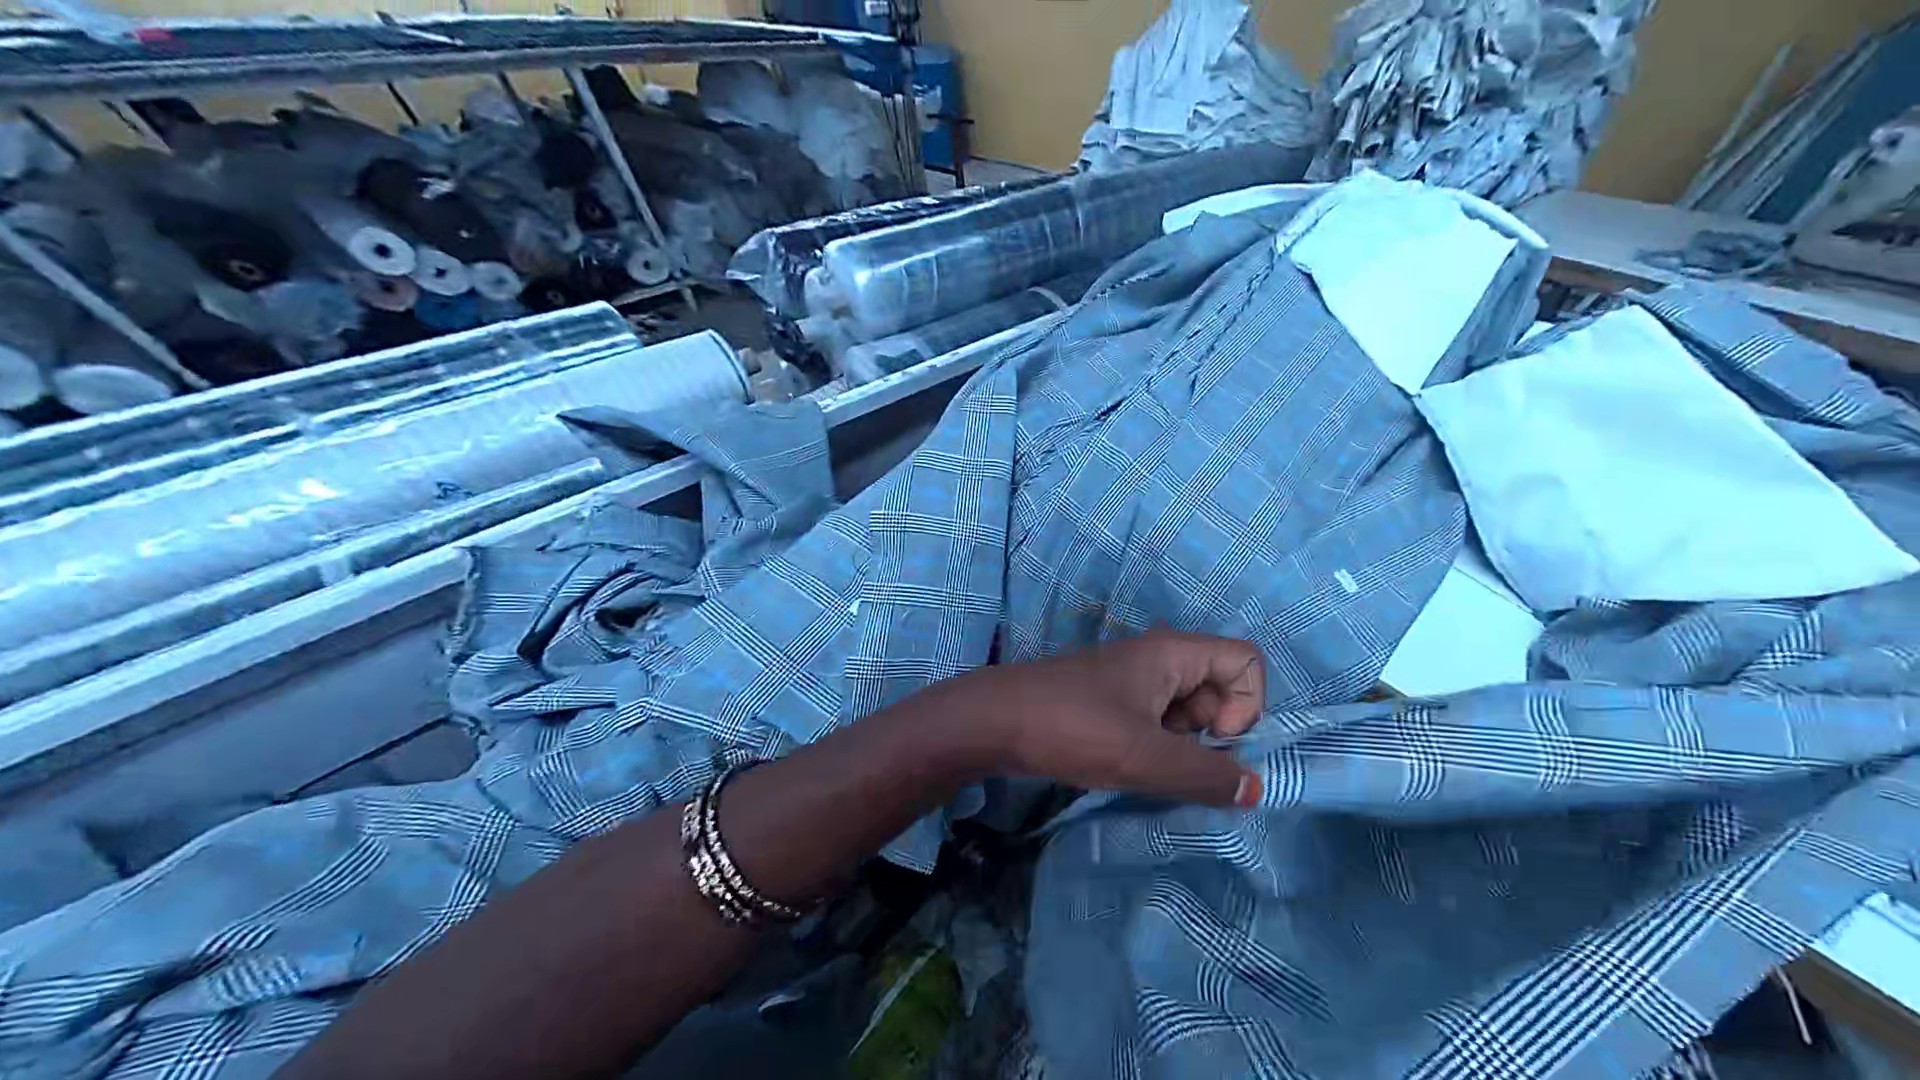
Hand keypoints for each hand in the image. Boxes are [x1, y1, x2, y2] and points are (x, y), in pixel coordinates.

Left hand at [926, 629, 1266, 807]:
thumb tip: (1256, 788)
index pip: (1245, 660)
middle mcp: (1156, 658)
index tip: (1214, 738)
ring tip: (1142, 762)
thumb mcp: (1146, 756)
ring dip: (1179, 744)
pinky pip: (1154, 719)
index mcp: (1172, 653)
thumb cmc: (1074, 728)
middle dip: (1210, 731)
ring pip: (1185, 709)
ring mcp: (1130, 678)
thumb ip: (1206, 774)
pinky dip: (1153, 744)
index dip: (1247, 703)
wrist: (994, 721)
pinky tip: (1124, 763)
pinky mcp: (1109, 700)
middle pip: (1218, 686)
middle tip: (1170, 756)